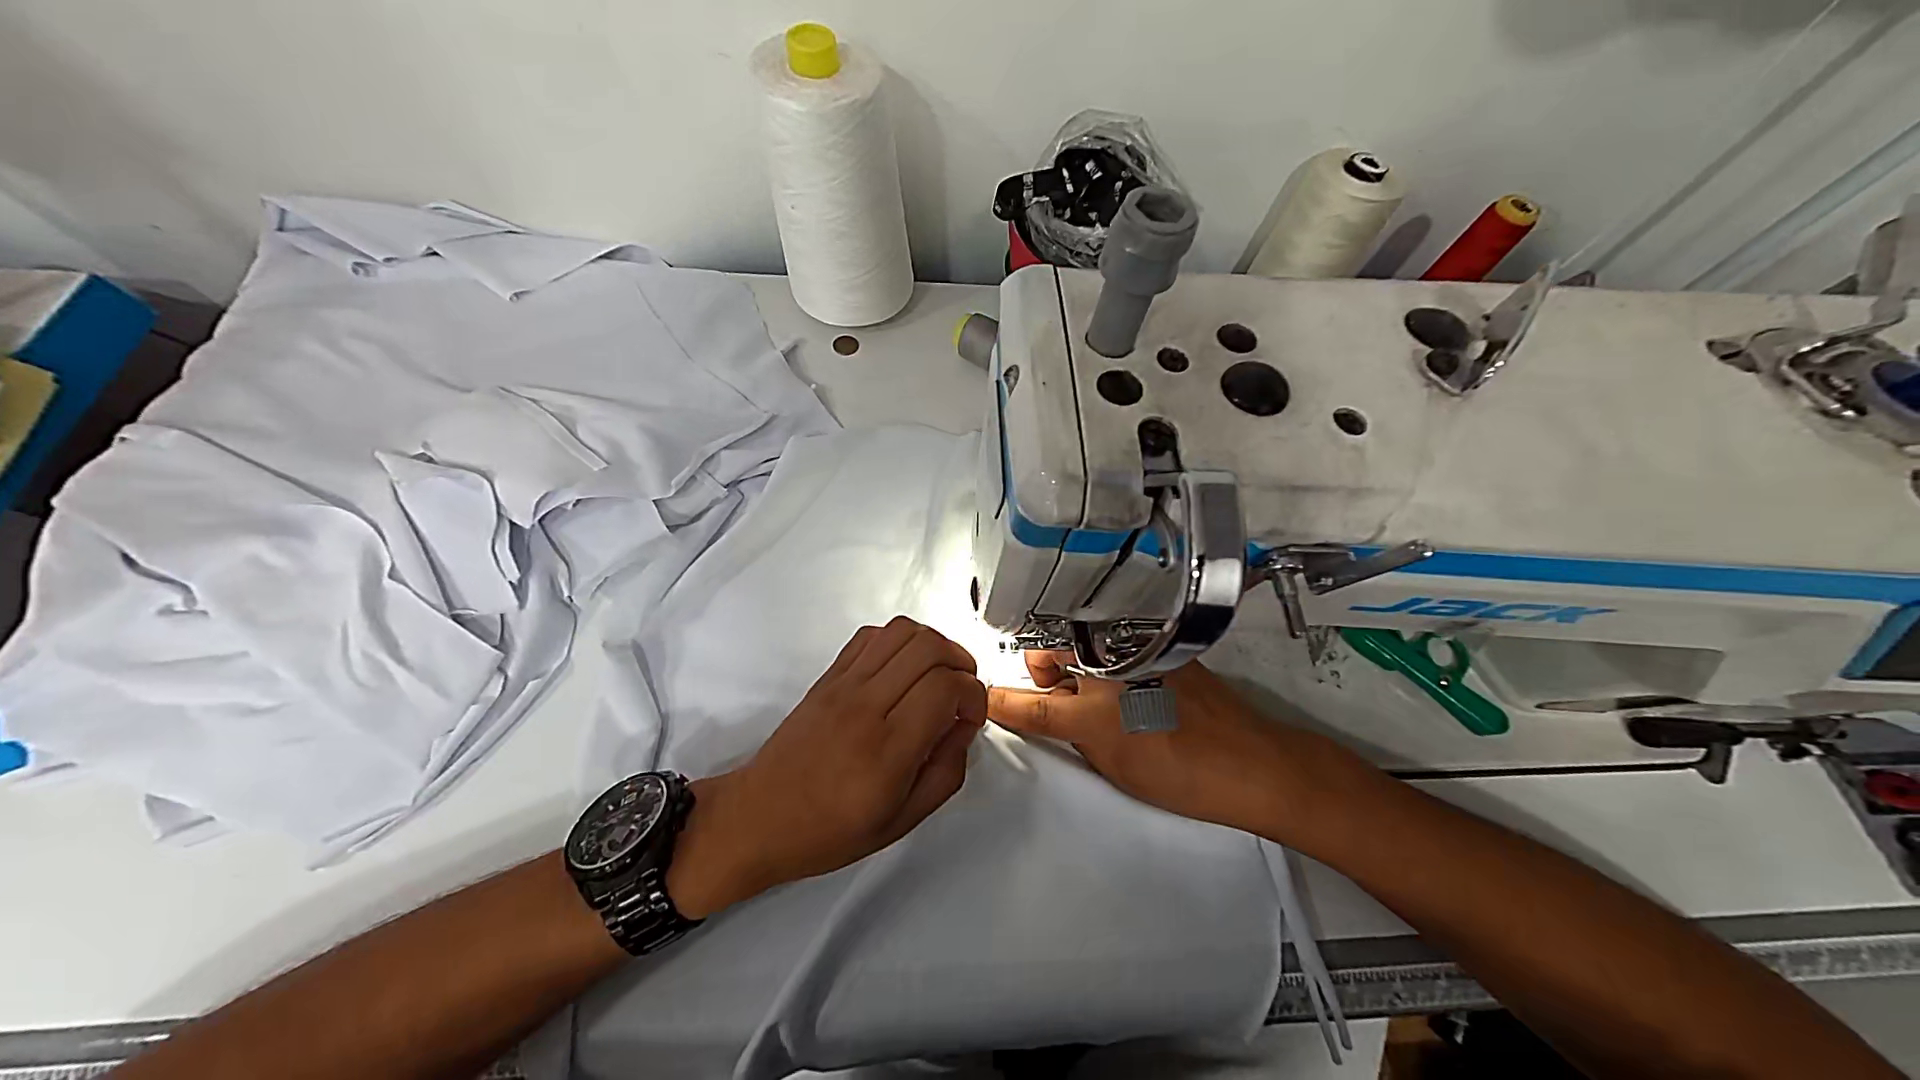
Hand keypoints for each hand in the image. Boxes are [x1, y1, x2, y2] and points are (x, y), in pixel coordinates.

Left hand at [667, 617, 985, 916]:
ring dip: (933, 644)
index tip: (971, 715)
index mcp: (886, 750)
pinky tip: (904, 667)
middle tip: (962, 690)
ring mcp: (843, 686)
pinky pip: (870, 636)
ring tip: (938, 673)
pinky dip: (898, 640)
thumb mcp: (901, 820)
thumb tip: (963, 730)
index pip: (946, 688)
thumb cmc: (822, 829)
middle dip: (961, 662)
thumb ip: (945, 772)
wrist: (759, 818)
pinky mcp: (828, 677)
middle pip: (929, 648)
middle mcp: (864, 708)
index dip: (973, 695)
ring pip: (902, 631)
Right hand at [986, 652, 1316, 836]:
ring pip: (1080, 645)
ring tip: (1098, 698)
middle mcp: (1110, 665)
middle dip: (1043, 672)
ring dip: (1074, 664)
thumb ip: (1067, 734)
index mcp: (1093, 704)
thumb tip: (1046, 717)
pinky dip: (1105, 660)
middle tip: (1057, 700)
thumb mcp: (1111, 762)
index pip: (1031, 702)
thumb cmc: (1187, 770)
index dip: (1006, 703)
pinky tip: (1128, 689)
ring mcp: (1135, 650)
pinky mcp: (1157, 646)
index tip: (991, 700)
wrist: (1249, 763)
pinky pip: (1112, 644)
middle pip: (1049, 653)